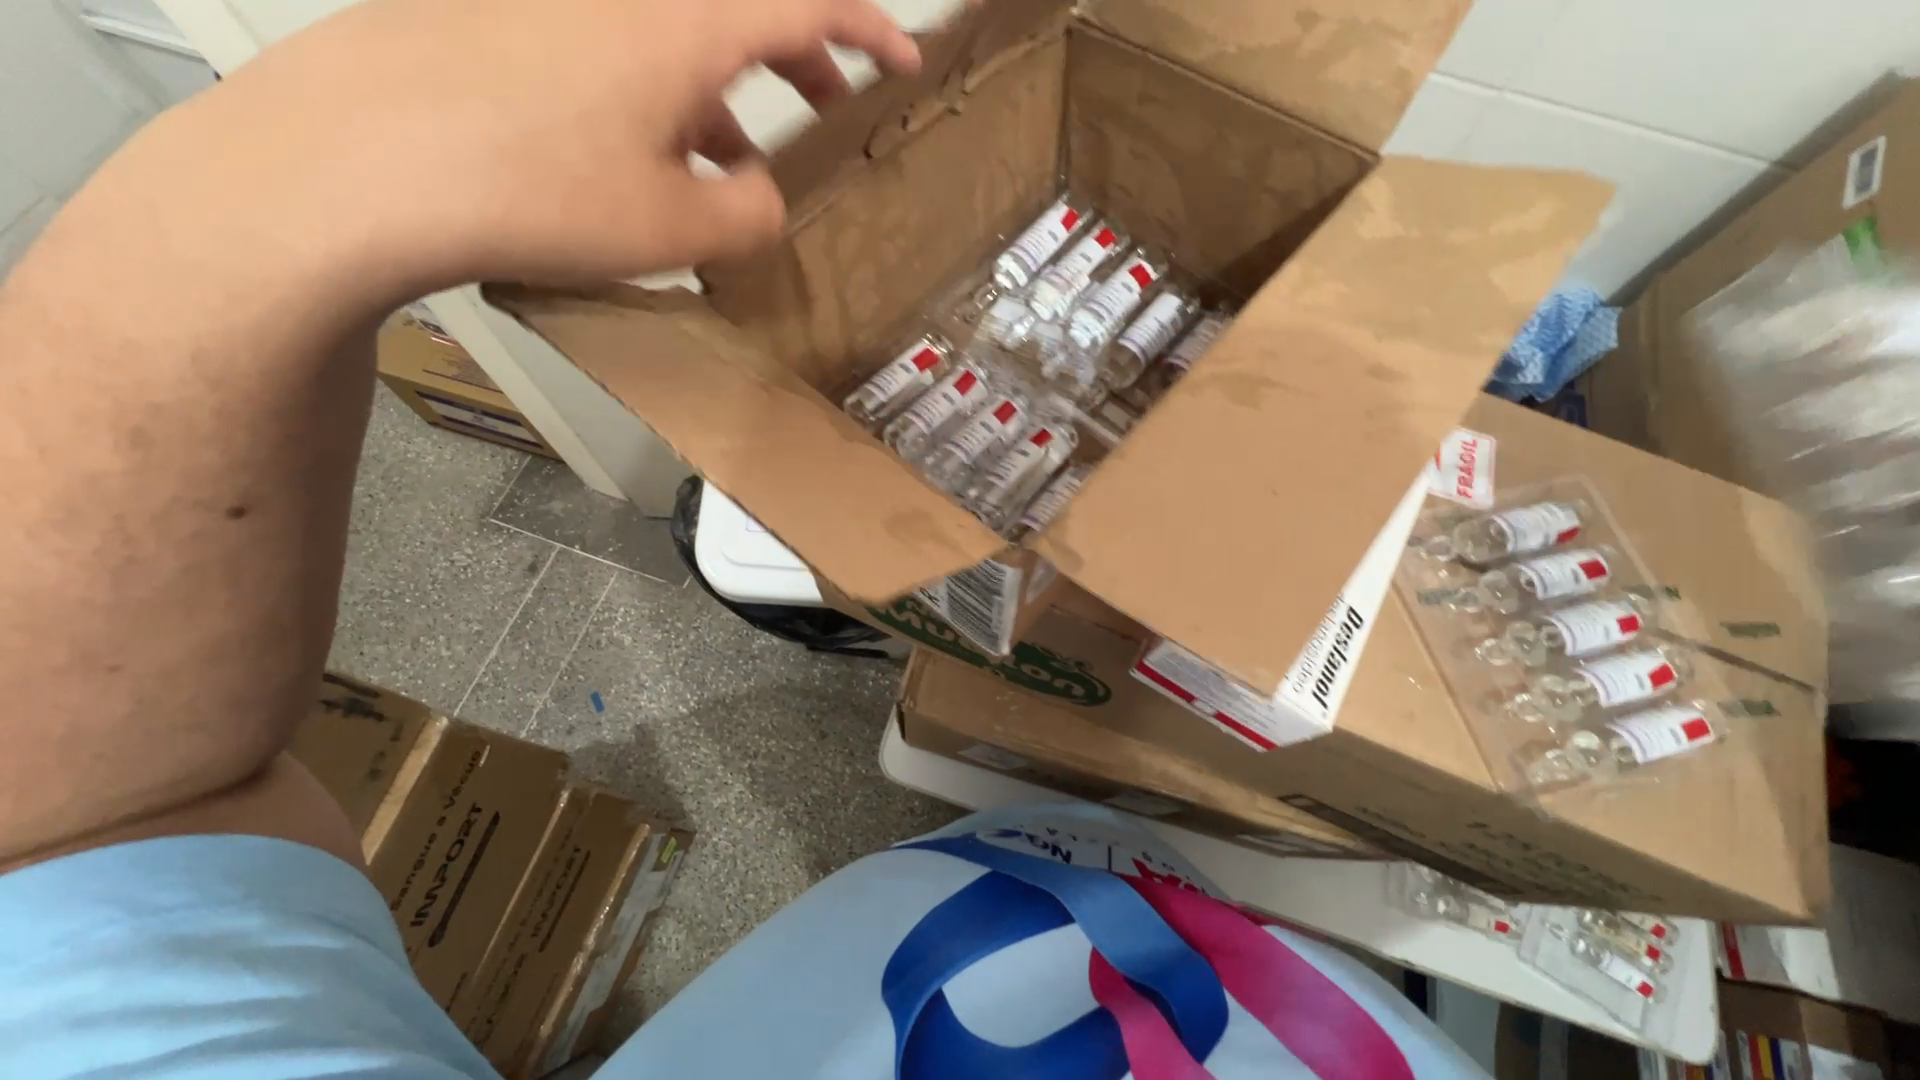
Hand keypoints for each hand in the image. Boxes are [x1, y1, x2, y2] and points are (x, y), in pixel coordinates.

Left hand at [146, 0, 920, 296]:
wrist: (354, 163)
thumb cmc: (532, 192)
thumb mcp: (675, 231)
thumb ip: (749, 216)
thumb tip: (760, 197)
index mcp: (688, 27)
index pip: (808, 5)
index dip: (869, 30)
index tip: (902, 59)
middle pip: (741, 11)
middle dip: (800, 56)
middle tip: (827, 103)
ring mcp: (562, 5)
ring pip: (674, 36)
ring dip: (722, 88)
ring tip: (735, 161)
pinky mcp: (506, 22)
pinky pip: (611, 47)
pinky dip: (653, 93)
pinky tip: (640, 157)